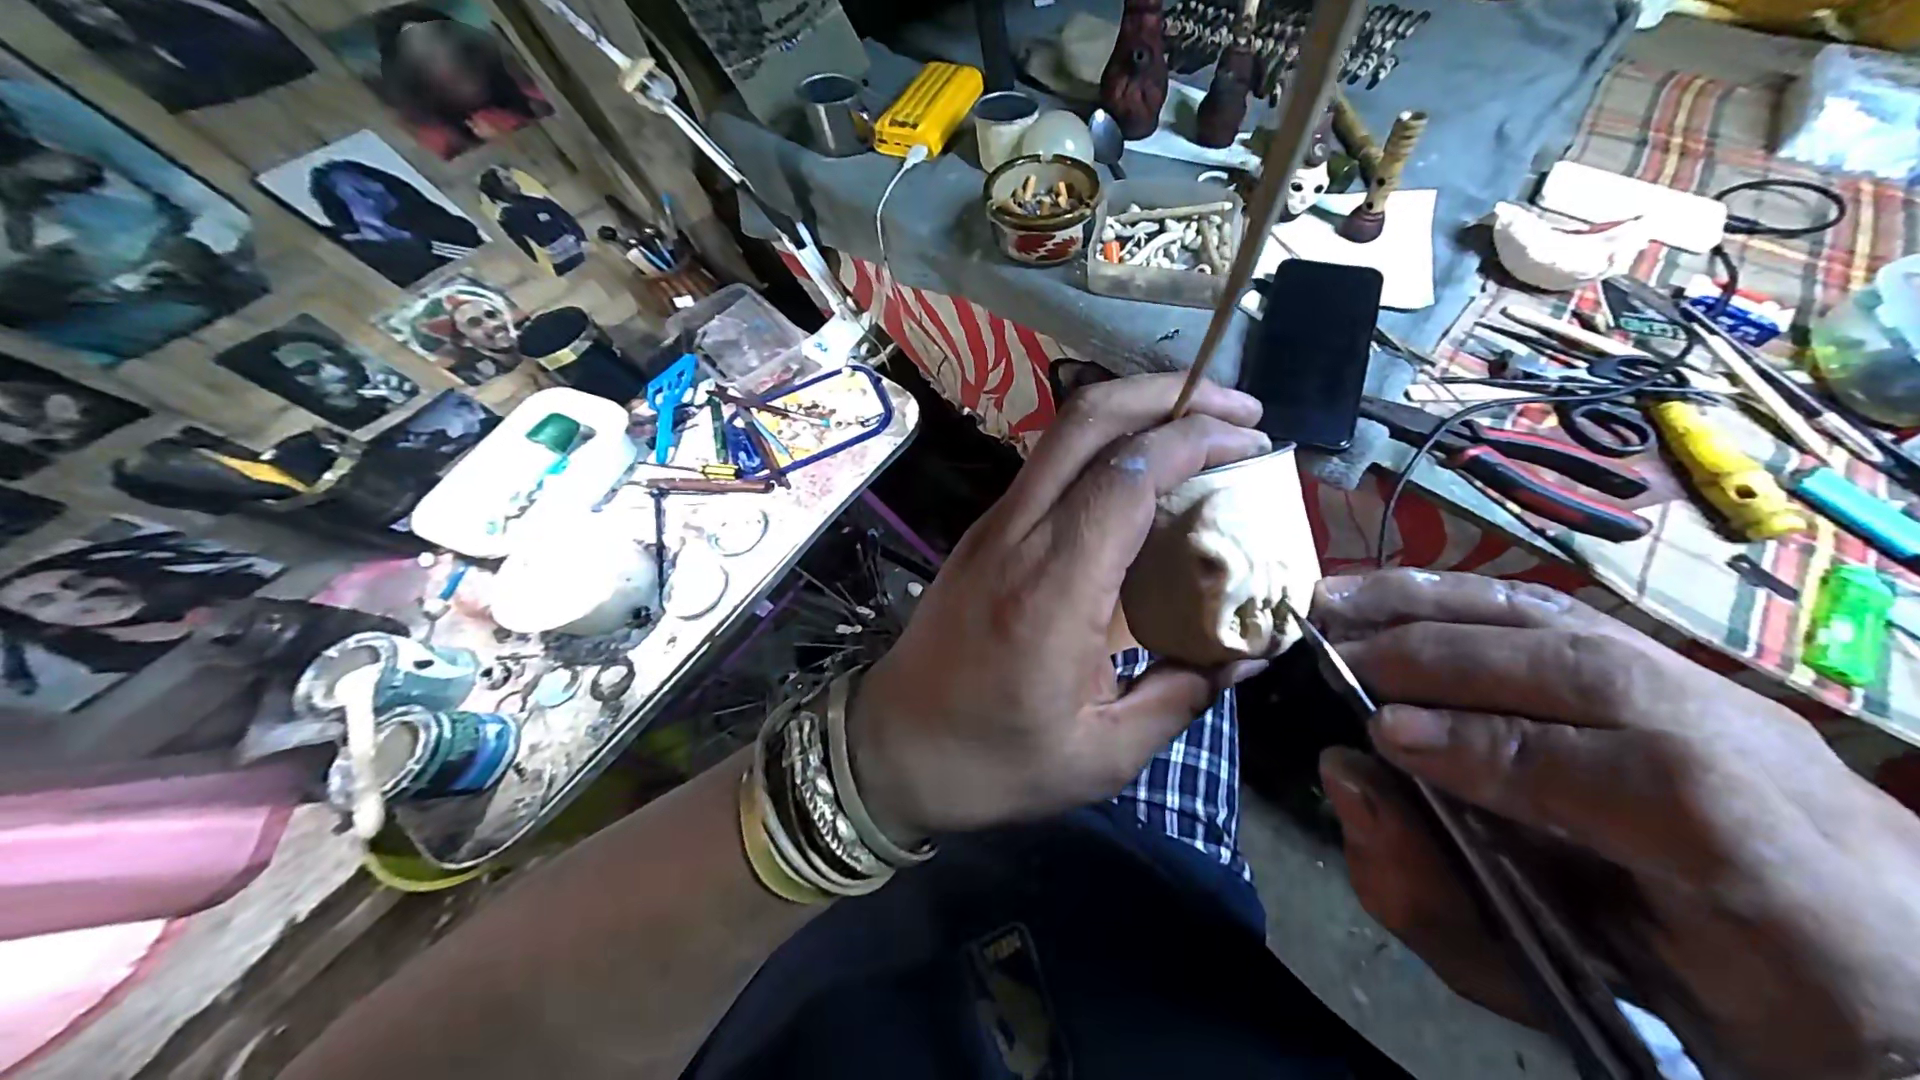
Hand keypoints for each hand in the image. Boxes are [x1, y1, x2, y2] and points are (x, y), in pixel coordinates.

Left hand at [850, 373, 1270, 841]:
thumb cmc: (992, 760)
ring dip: (1134, 411)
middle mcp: (1018, 536)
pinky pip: (1048, 465)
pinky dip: (1104, 445)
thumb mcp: (1102, 754)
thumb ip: (1182, 695)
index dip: (1195, 442)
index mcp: (1052, 590)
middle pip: (1087, 420)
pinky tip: (1142, 473)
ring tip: (1200, 427)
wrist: (890, 749)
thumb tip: (1249, 653)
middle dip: (1168, 393)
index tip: (1253, 444)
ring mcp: (993, 528)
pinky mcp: (982, 534)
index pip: (1126, 476)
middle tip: (1238, 408)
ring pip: (1062, 434)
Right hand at [1312, 570, 1919, 1079]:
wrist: (1836, 970)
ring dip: (1438, 604)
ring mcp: (1725, 701)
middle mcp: (1763, 765)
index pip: (1651, 788)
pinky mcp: (1681, 669)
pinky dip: (1464, 599)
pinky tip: (1401, 595)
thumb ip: (1432, 896)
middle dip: (1443, 658)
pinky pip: (1562, 617)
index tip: (1382, 735)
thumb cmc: (1658, 992)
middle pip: (1597, 676)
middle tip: (1337, 656)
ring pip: (1576, 626)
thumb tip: (1345, 774)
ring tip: (1343, 601)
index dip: (1500, 750)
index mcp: (1776, 882)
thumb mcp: (1536, 981)